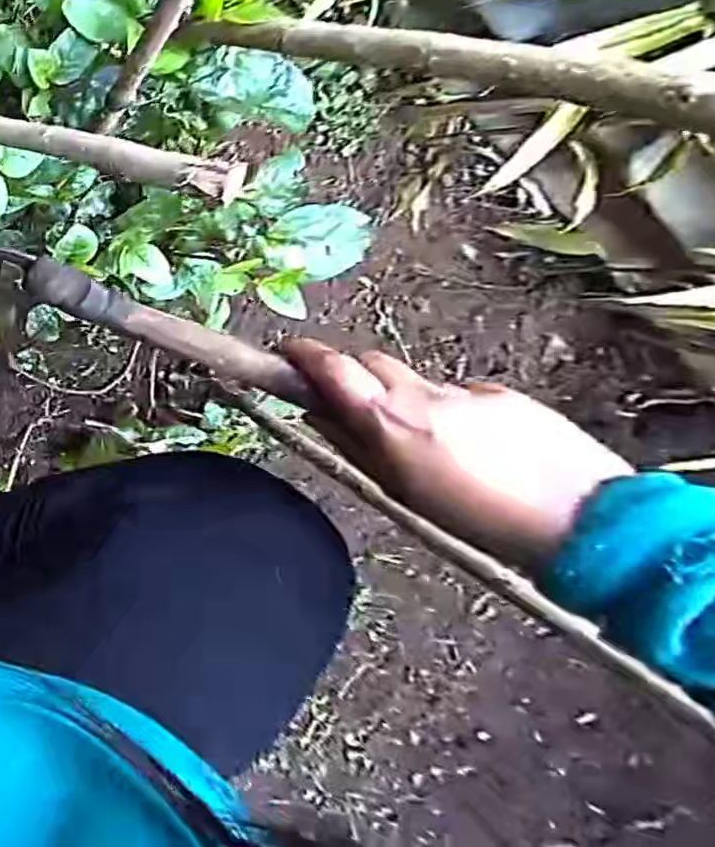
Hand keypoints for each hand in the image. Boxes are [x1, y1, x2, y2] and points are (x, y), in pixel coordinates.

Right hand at [283, 338, 633, 566]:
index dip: (303, 353)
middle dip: (354, 374)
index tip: (286, 352)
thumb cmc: (475, 518)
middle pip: (371, 362)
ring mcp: (469, 392)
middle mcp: (423, 395)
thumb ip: (349, 442)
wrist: (591, 524)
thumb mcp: (393, 486)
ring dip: (405, 396)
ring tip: (426, 437)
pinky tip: (476, 444)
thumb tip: (317, 414)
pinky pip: (464, 394)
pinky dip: (455, 410)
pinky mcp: (509, 398)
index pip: (331, 366)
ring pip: (417, 381)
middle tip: (350, 399)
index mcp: (386, 418)